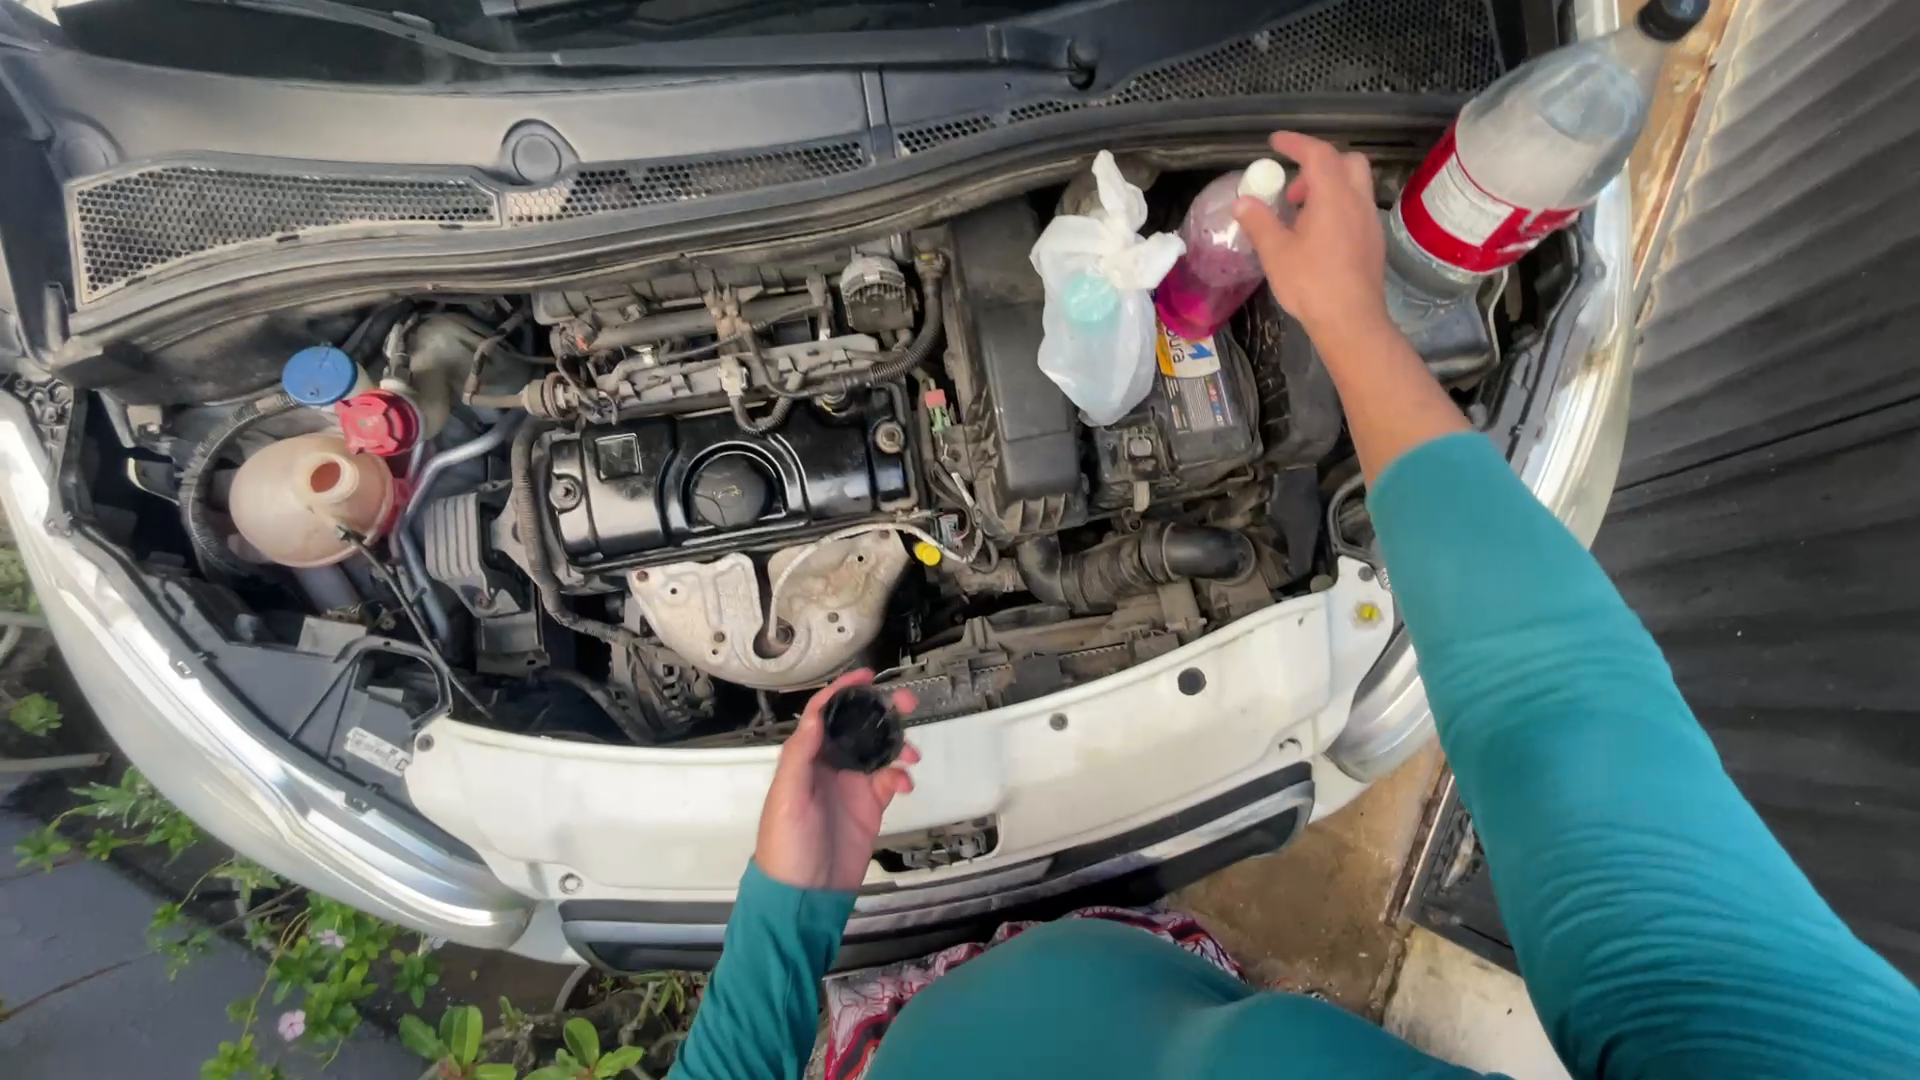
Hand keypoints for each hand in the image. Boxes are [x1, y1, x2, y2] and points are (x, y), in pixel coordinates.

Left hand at [754, 670, 919, 890]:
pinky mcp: (869, 805)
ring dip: (899, 745)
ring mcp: (852, 785)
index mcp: (806, 759)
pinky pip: (891, 780)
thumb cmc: (785, 848)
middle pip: (859, 726)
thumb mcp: (786, 798)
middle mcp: (830, 766)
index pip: (824, 713)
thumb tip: (815, 716)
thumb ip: (800, 755)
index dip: (843, 690)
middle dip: (883, 711)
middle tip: (906, 704)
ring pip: (880, 750)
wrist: (805, 897)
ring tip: (911, 754)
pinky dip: (902, 777)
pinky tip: (904, 785)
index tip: (866, 676)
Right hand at [1233, 131, 1391, 345]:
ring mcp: (1369, 219)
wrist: (1349, 318)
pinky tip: (1317, 236)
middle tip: (1292, 189)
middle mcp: (1357, 200)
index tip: (1275, 142)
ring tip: (1300, 216)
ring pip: (1354, 185)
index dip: (1296, 143)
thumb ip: (1259, 222)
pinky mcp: (1372, 239)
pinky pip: (1356, 208)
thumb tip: (1242, 202)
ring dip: (1328, 187)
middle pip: (1345, 162)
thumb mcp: (1275, 253)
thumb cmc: (1310, 283)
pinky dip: (1336, 207)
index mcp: (1332, 196)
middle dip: (1318, 165)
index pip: (1317, 154)